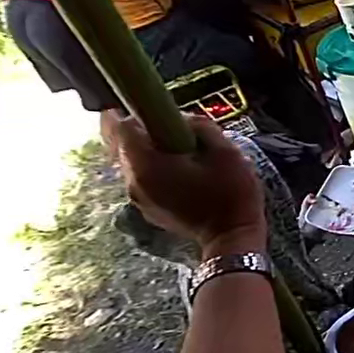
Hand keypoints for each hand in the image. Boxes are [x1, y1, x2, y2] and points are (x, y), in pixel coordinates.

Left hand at [102, 110, 265, 256]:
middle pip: (122, 145)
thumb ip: (199, 125)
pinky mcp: (148, 210)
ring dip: (150, 153)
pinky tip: (181, 174)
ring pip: (132, 163)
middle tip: (172, 131)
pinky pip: (143, 180)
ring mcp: (138, 199)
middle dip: (142, 132)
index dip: (137, 112)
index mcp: (145, 164)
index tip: (158, 111)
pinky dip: (155, 171)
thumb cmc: (231, 195)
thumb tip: (183, 118)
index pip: (120, 125)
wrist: (233, 240)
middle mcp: (133, 182)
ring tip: (181, 154)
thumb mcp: (225, 151)